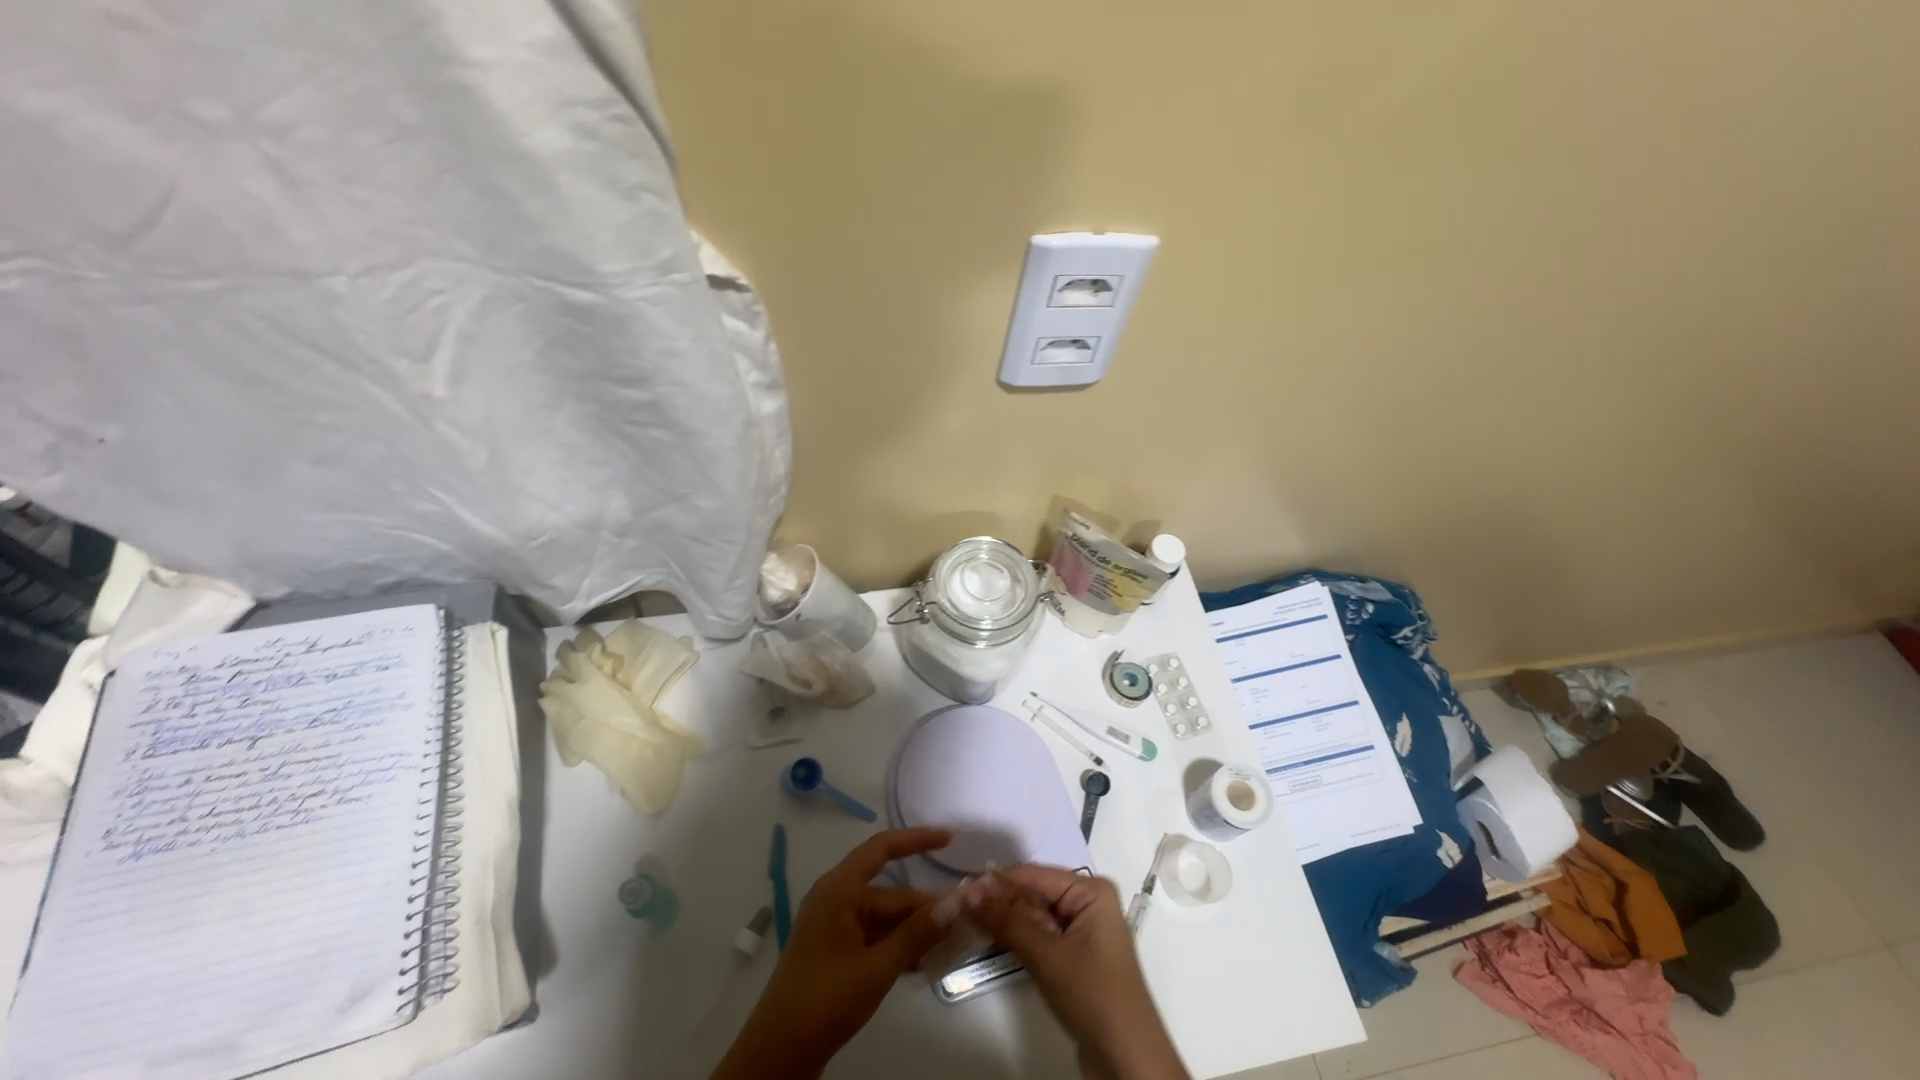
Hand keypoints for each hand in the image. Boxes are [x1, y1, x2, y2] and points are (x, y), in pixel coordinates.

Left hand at [713, 829, 954, 1079]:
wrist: (779, 1052)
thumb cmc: (824, 999)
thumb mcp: (877, 967)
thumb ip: (917, 933)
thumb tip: (955, 902)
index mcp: (838, 891)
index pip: (881, 849)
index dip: (917, 840)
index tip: (951, 840)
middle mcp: (836, 901)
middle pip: (891, 893)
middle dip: (927, 905)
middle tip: (968, 918)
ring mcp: (836, 928)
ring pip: (886, 918)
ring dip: (916, 929)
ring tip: (956, 941)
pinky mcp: (838, 953)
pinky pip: (876, 937)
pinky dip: (900, 945)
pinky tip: (927, 961)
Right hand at [967, 865, 1189, 1079]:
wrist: (1126, 1056)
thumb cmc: (1092, 995)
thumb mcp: (1046, 955)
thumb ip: (1006, 921)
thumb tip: (967, 891)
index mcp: (1092, 891)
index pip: (1034, 876)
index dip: (996, 882)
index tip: (958, 890)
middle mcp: (1089, 903)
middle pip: (1035, 893)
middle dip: (999, 901)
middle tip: (958, 909)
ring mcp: (1084, 930)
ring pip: (1036, 915)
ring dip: (1007, 920)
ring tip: (968, 923)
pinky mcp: (1077, 955)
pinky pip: (1042, 934)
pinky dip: (1020, 937)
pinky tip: (994, 940)